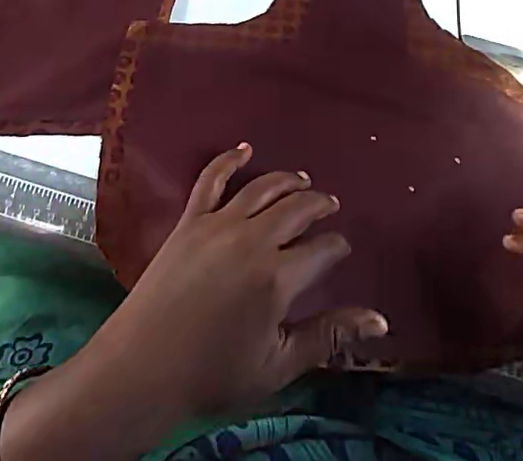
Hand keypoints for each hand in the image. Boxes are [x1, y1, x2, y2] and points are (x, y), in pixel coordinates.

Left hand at [0, 146, 381, 460]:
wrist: (143, 366)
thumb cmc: (214, 373)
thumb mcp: (280, 364)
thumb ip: (329, 336)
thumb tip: (379, 319)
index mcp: (278, 277)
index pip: (321, 250)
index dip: (336, 247)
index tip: (342, 247)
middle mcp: (251, 240)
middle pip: (295, 210)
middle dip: (318, 205)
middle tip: (330, 204)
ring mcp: (217, 225)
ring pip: (260, 189)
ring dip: (286, 181)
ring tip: (303, 180)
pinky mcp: (189, 220)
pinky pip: (211, 179)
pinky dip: (228, 159)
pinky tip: (244, 148)